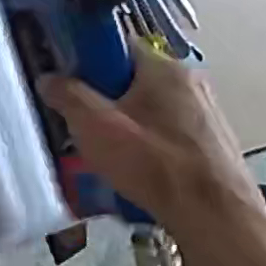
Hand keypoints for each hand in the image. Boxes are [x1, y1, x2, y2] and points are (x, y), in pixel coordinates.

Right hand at [40, 40, 265, 235]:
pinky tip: (136, 171)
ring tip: (106, 155)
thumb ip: (68, 97)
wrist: (216, 220)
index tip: (67, 84)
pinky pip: (167, 133)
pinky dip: (147, 146)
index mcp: (163, 68)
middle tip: (82, 126)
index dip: (87, 61)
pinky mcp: (212, 143)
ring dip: (124, 126)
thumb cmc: (153, 164)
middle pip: (132, 80)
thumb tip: (49, 78)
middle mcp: (190, 81)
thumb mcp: (95, 127)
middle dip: (103, 101)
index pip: (117, 45)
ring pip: (148, 109)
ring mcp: (205, 113)